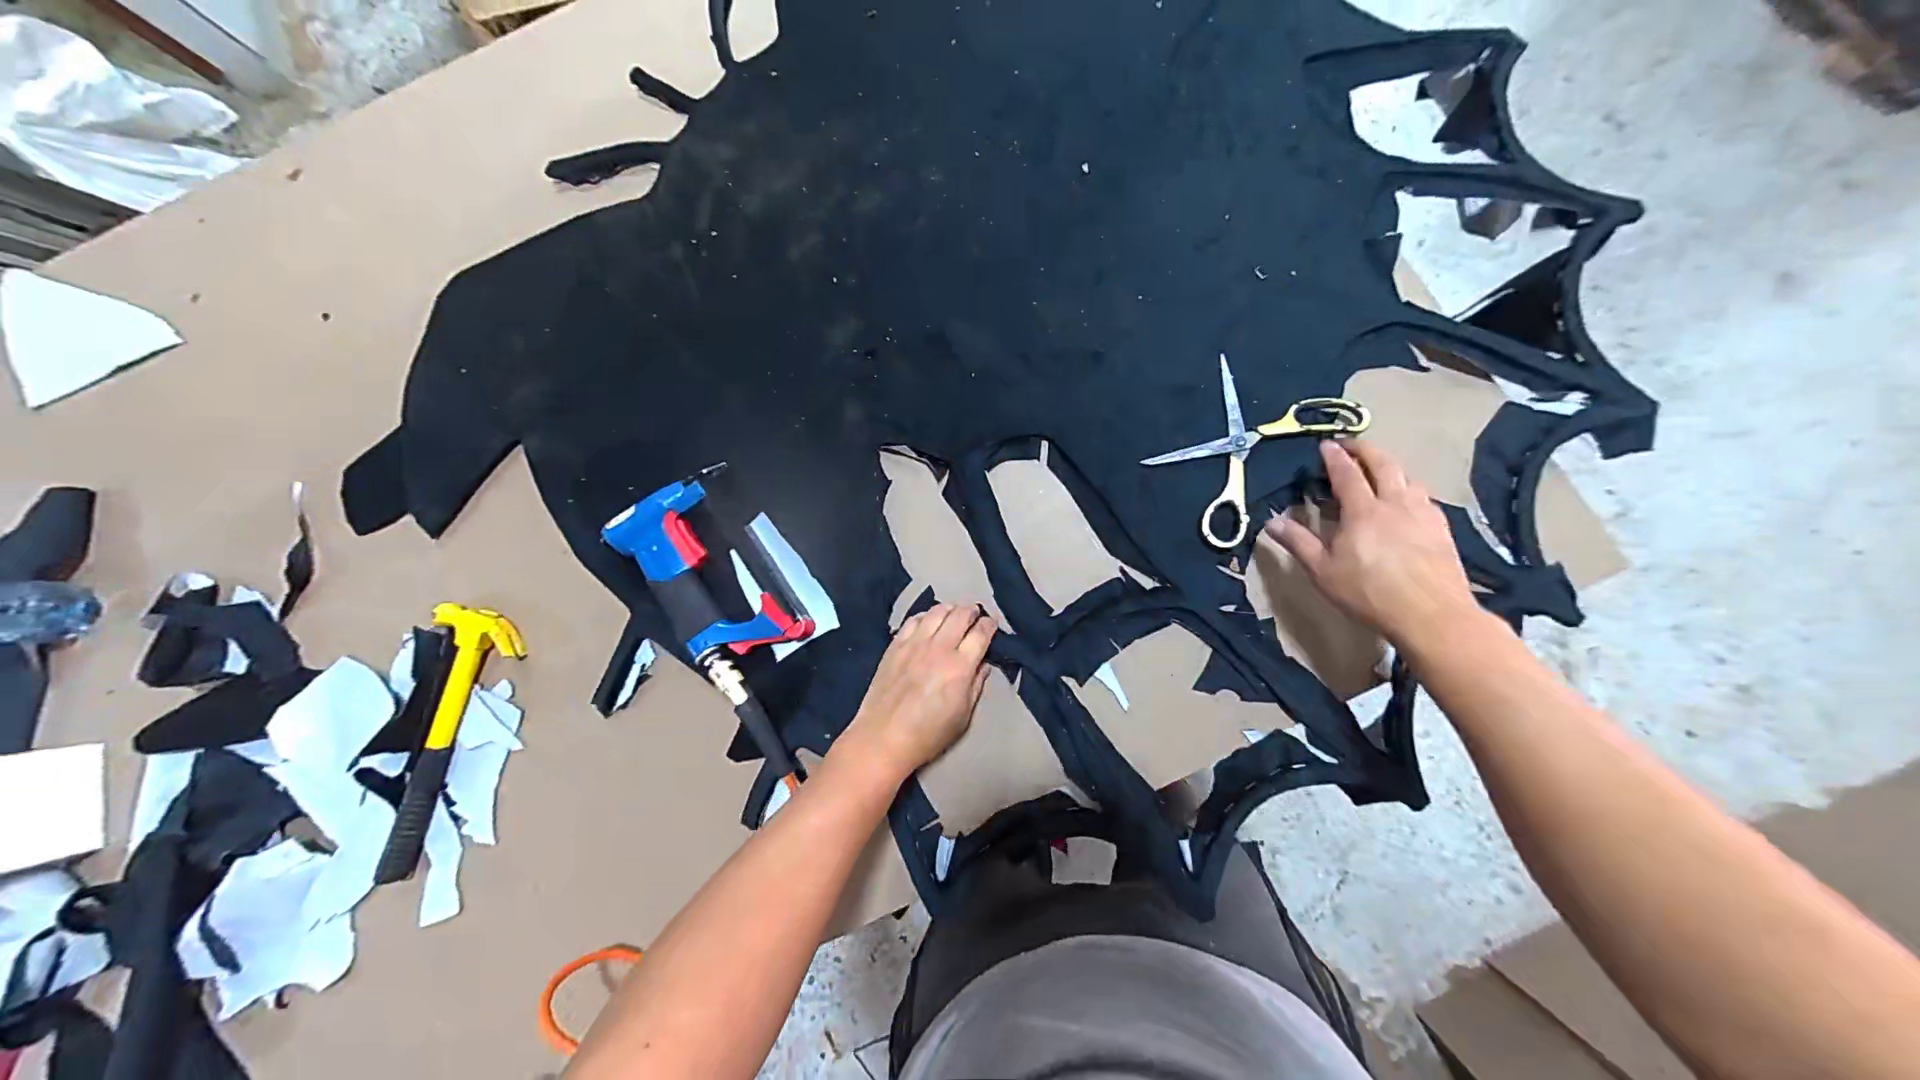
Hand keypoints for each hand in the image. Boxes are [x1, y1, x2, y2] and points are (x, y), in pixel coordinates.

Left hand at [837, 603, 995, 778]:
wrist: (883, 738)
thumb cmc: (927, 735)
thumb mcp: (963, 717)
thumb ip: (976, 686)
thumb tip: (983, 665)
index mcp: (960, 667)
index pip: (981, 634)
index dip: (990, 625)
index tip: (992, 625)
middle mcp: (938, 648)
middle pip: (960, 615)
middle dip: (972, 611)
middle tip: (976, 615)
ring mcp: (914, 644)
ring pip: (937, 611)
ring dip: (950, 609)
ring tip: (954, 613)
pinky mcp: (895, 646)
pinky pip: (913, 620)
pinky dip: (926, 616)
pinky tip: (928, 621)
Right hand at [1266, 439, 1481, 649]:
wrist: (1431, 615)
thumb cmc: (1369, 593)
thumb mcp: (1323, 571)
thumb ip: (1298, 543)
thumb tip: (1272, 522)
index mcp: (1363, 511)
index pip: (1347, 473)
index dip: (1335, 456)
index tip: (1325, 445)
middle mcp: (1395, 503)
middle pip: (1384, 464)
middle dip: (1366, 449)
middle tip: (1351, 445)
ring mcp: (1422, 514)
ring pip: (1408, 477)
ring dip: (1391, 467)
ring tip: (1379, 471)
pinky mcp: (1441, 528)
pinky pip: (1424, 497)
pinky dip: (1410, 489)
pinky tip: (1406, 502)